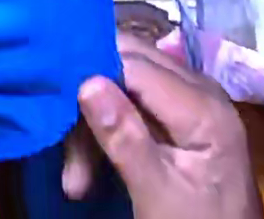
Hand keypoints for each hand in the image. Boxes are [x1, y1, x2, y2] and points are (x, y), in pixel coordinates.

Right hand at [63, 33, 262, 218]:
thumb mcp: (158, 199)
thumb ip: (125, 139)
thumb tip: (86, 80)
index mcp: (204, 106)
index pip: (132, 63)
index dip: (92, 78)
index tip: (59, 112)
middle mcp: (201, 89)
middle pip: (127, 67)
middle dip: (91, 102)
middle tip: (64, 151)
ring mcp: (193, 101)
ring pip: (125, 84)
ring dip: (96, 124)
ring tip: (76, 180)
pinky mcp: (183, 118)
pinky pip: (135, 103)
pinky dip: (110, 130)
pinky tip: (91, 169)